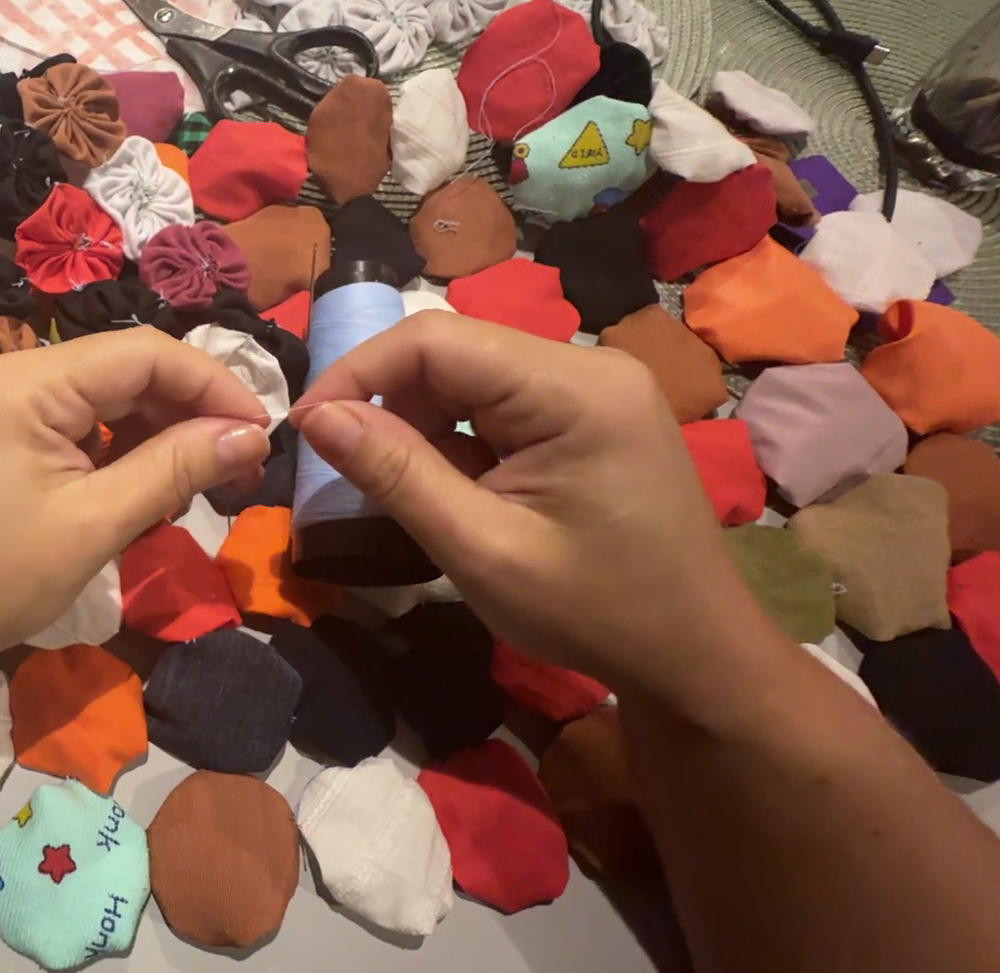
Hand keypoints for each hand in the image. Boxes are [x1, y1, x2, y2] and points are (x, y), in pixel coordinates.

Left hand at [0, 327, 271, 672]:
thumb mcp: (95, 524)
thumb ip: (174, 468)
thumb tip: (251, 434)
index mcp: (28, 381)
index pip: (144, 353)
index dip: (212, 384)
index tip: (262, 430)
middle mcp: (15, 373)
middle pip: (126, 369)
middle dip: (188, 412)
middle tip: (239, 464)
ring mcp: (5, 401)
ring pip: (106, 397)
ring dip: (158, 434)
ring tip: (199, 483)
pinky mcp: (5, 432)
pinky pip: (78, 422)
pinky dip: (120, 449)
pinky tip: (146, 485)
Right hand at [291, 311, 774, 701]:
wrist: (693, 658)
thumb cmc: (593, 612)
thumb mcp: (479, 549)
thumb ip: (395, 474)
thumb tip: (315, 418)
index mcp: (574, 390)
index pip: (434, 340)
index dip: (356, 372)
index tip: (306, 427)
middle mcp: (583, 368)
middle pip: (447, 352)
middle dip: (385, 402)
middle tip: (353, 468)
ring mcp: (584, 388)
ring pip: (458, 376)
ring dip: (413, 424)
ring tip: (412, 490)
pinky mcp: (576, 413)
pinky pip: (484, 401)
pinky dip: (445, 439)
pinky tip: (452, 488)